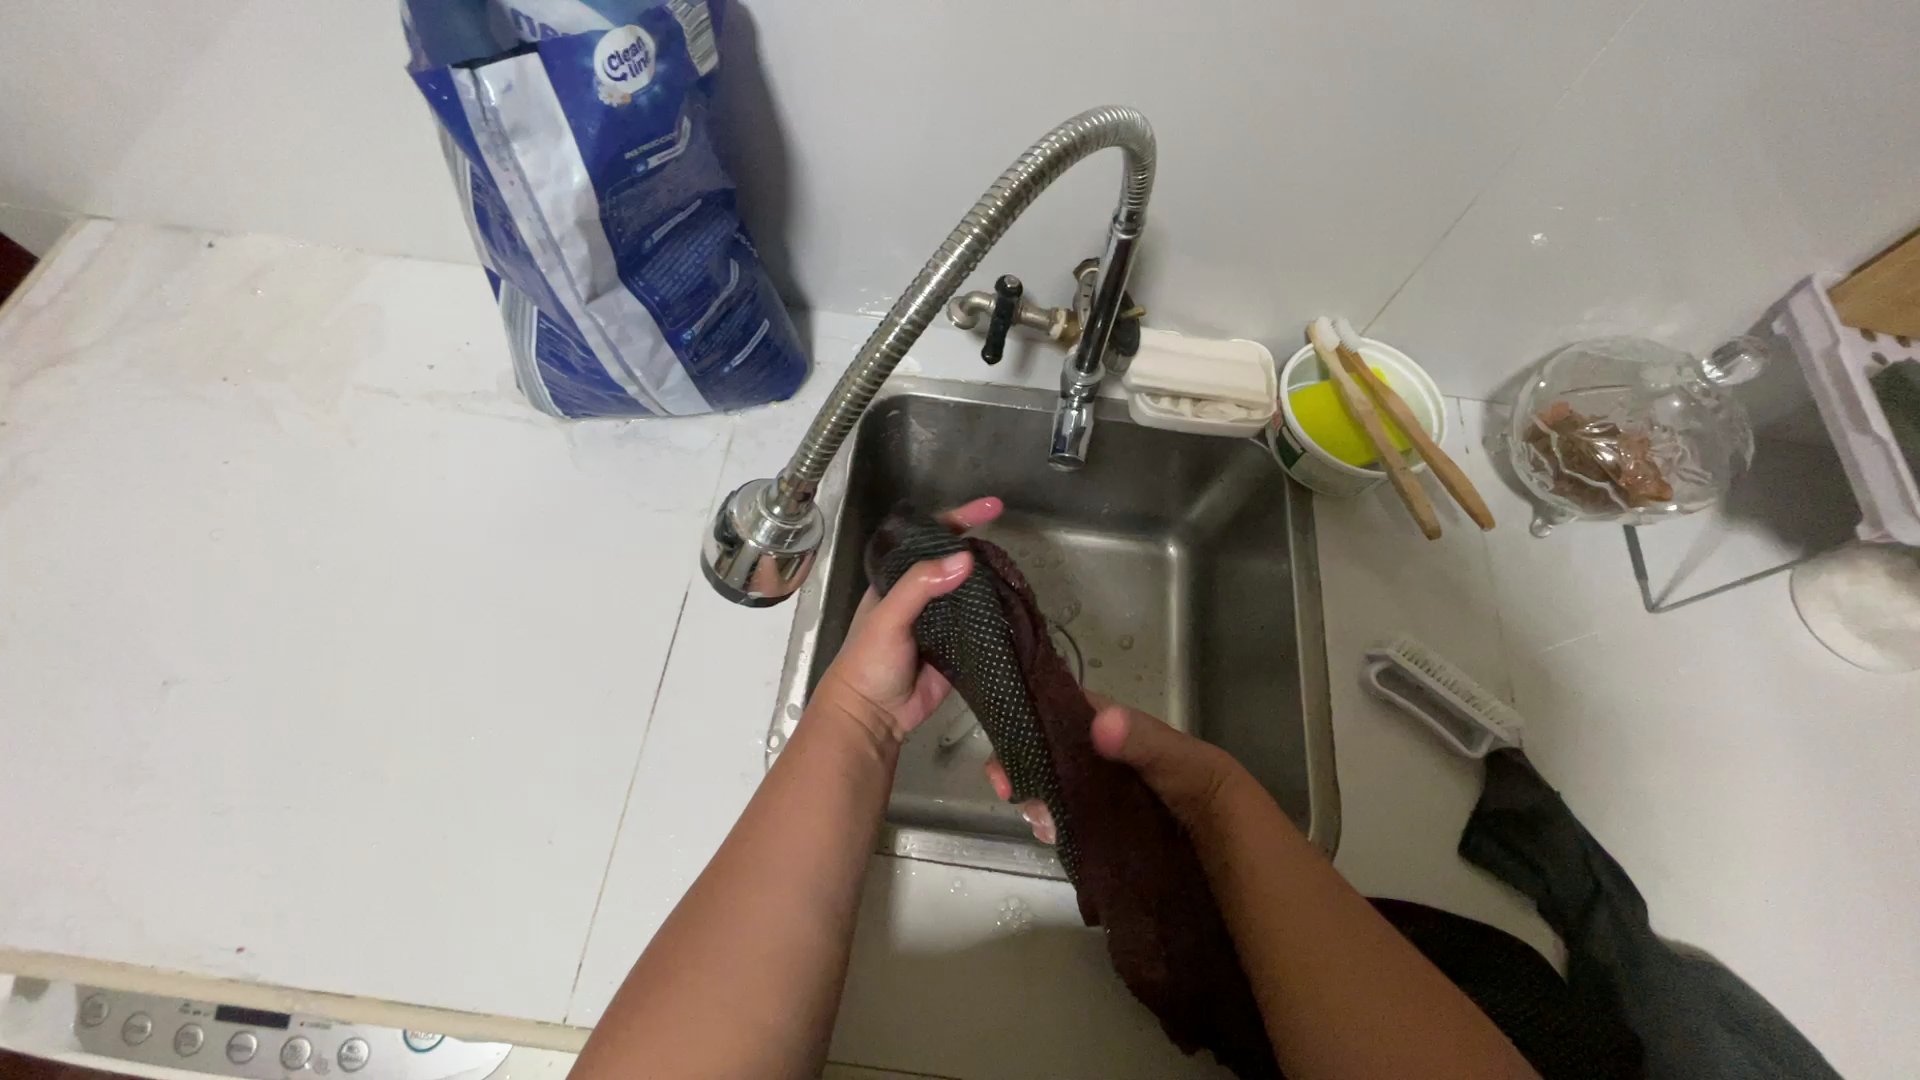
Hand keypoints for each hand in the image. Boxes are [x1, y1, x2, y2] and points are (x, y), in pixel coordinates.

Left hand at [810, 497, 1003, 748]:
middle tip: (1011, 551)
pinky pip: (982, 629)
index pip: (931, 539)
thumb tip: (965, 559)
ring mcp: (942, 623)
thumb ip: (920, 585)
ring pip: (974, 595)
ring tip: (1018, 578)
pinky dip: (998, 620)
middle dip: (983, 554)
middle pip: (957, 565)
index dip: (959, 519)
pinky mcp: (958, 650)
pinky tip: (1016, 611)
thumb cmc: (867, 661)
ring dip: (994, 587)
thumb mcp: (888, 616)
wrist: (872, 716)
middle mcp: (923, 596)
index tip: (991, 508)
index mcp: (899, 579)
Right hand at [987, 694, 1245, 841]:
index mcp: (1139, 741)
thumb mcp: (1198, 771)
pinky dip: (1059, 832)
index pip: (1081, 712)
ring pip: (1065, 794)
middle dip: (1031, 763)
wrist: (1264, 895)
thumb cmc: (1231, 818)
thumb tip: (1099, 721)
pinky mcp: (1118, 850)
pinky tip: (1052, 839)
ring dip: (1040, 799)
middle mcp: (1124, 770)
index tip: (1010, 731)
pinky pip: (1077, 832)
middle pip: (1064, 755)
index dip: (1043, 714)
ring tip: (1036, 818)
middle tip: (1009, 787)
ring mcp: (1119, 811)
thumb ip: (1151, 745)